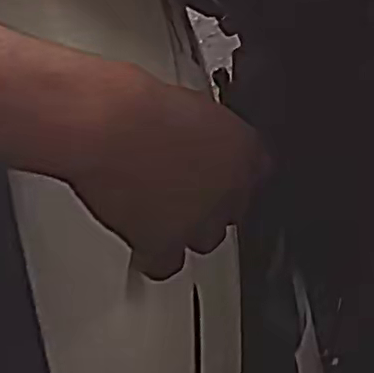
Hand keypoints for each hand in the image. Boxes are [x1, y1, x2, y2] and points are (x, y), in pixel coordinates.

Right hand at [65, 70, 269, 278]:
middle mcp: (234, 183)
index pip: (260, 174)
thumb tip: (206, 144)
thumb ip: (215, 136)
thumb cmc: (145, 107)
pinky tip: (147, 248)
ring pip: (210, 239)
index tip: (221, 183)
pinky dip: (156, 259)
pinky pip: (168, 264)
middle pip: (238, 209)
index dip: (236, 180)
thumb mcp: (201, 110)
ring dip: (190, 232)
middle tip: (188, 200)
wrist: (114, 125)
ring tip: (167, 221)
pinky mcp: (167, 239)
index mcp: (248, 148)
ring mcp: (204, 214)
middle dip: (215, 206)